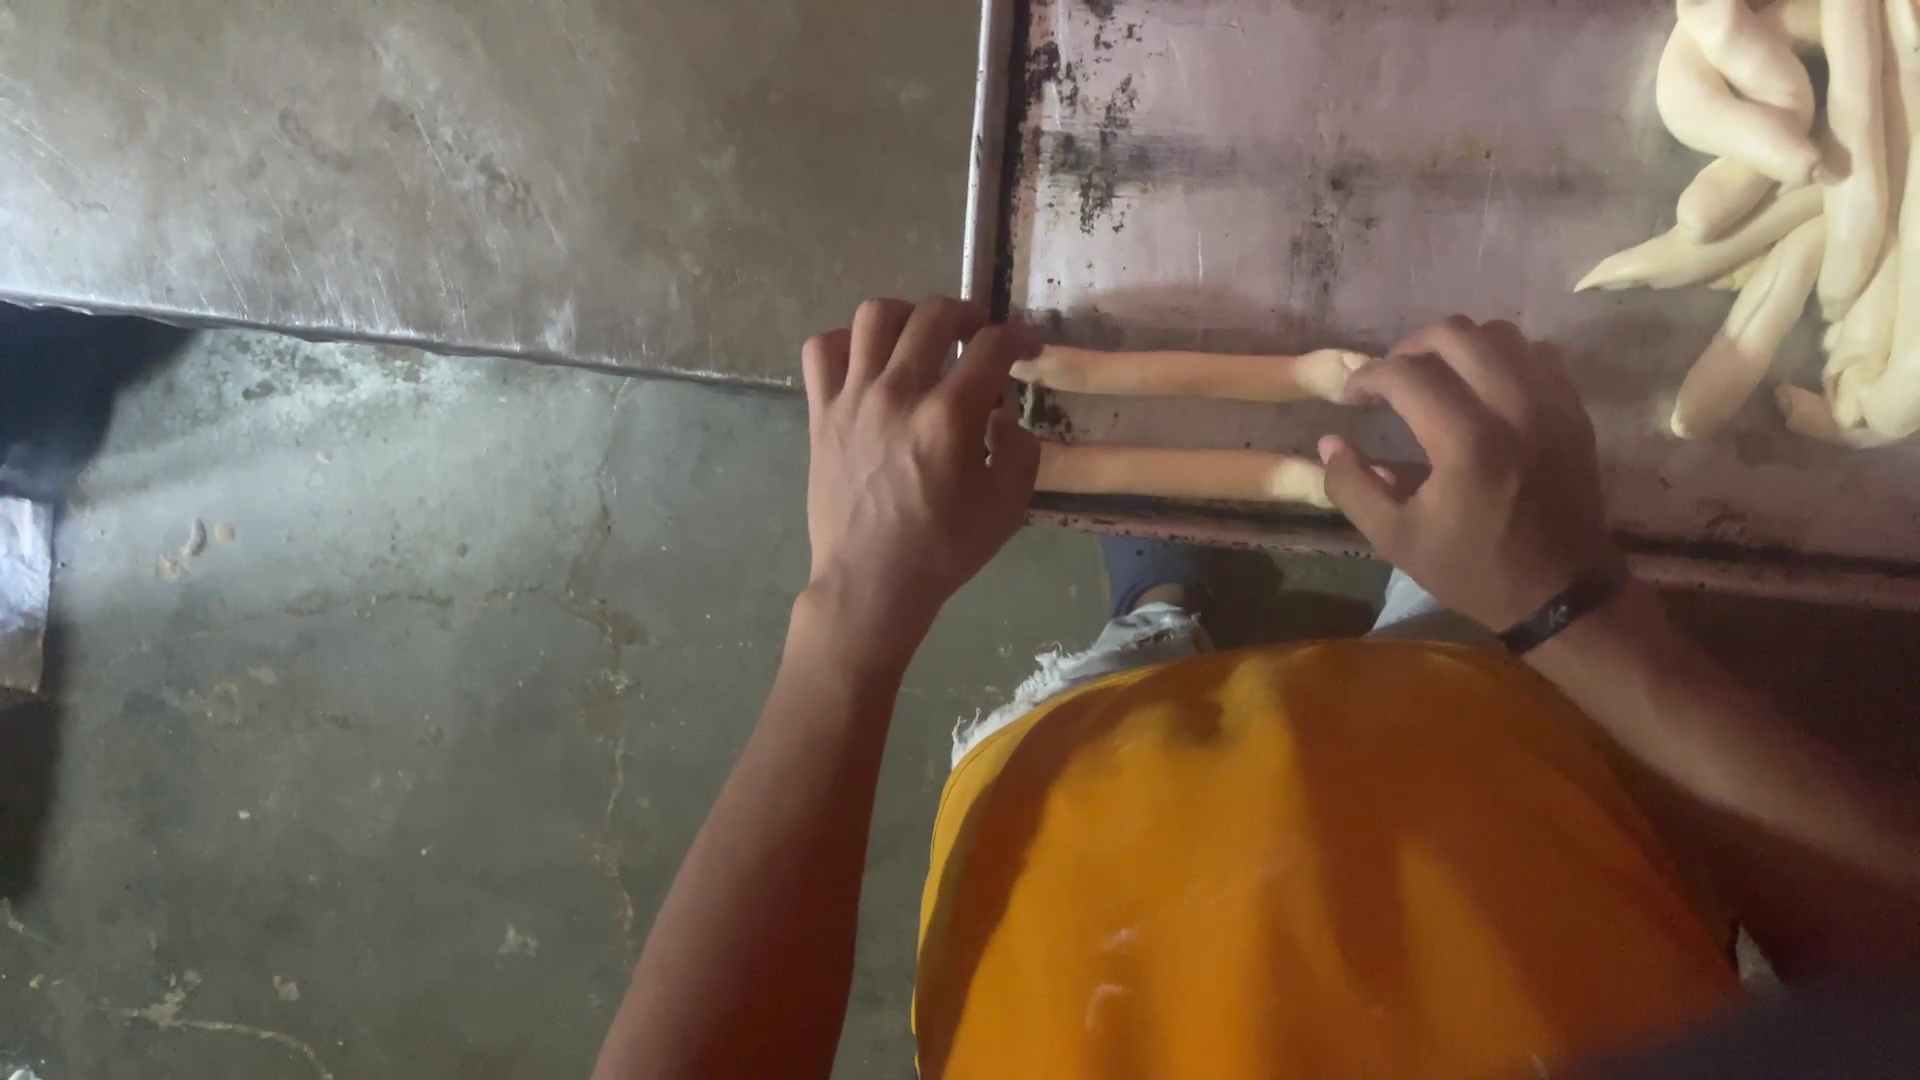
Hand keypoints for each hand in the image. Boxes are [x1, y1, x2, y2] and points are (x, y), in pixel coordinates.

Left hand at [799, 297, 1040, 648]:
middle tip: (978, 335)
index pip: (991, 347)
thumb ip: (1020, 450)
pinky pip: (821, 351)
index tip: (1028, 349)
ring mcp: (852, 399)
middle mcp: (898, 393)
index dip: (1019, 337)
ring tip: (920, 336)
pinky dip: (845, 342)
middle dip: (968, 314)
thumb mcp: (1007, 507)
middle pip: (933, 315)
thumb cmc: (943, 550)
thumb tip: (1002, 417)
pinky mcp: (820, 414)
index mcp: (949, 416)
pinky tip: (865, 362)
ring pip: (874, 316)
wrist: (872, 582)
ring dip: (907, 315)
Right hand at [1318, 316, 1614, 628]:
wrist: (1562, 592)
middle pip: (1458, 334)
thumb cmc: (1471, 568)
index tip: (1350, 398)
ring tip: (1432, 377)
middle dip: (1410, 347)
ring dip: (1457, 346)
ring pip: (1502, 335)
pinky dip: (1499, 358)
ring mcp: (1552, 406)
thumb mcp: (1393, 538)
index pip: (1407, 375)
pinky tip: (1477, 388)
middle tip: (1388, 377)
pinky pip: (1537, 355)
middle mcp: (1515, 410)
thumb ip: (1351, 485)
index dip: (1367, 377)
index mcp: (1466, 445)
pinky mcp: (1574, 412)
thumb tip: (1330, 442)